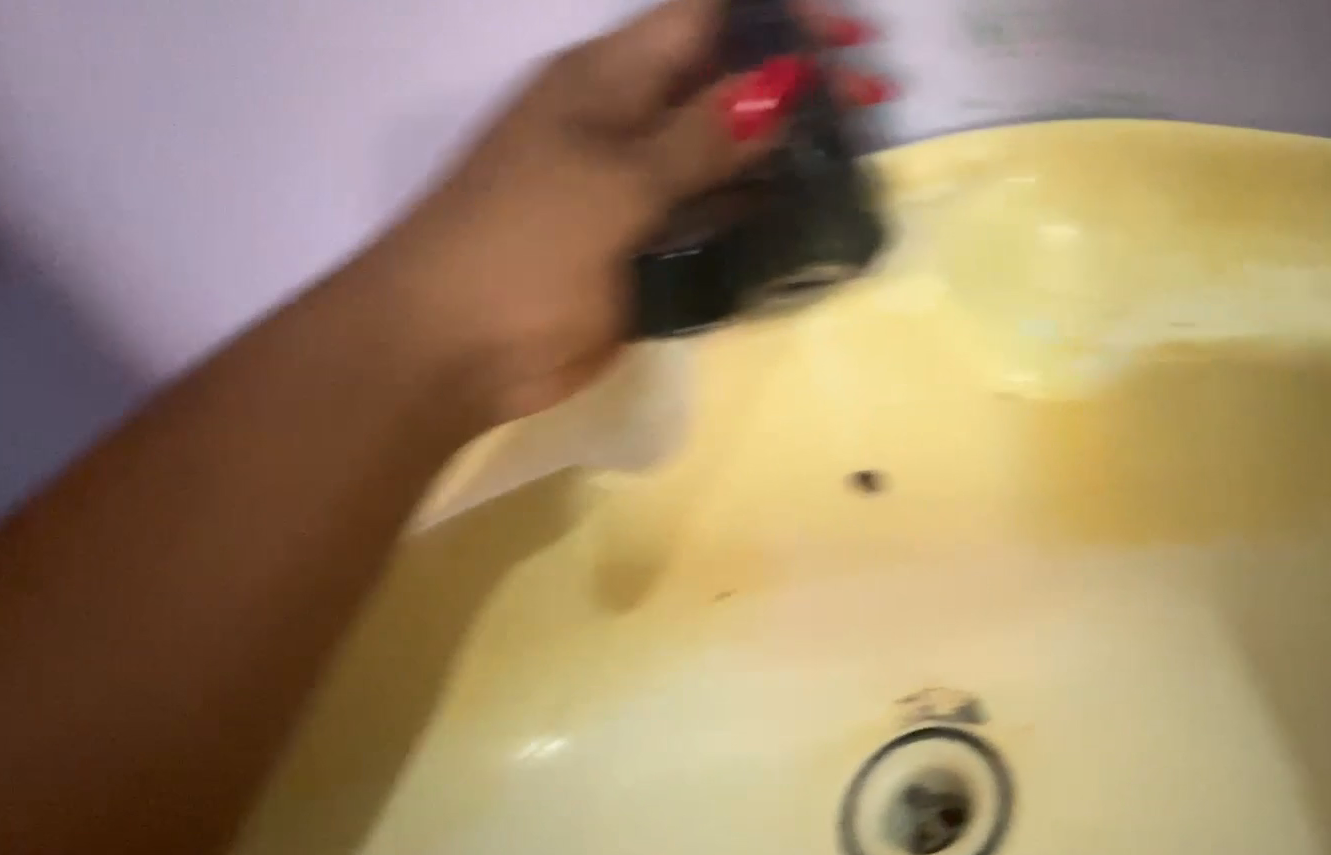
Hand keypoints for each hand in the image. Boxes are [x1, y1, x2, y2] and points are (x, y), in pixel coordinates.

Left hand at [355, 0, 889, 426]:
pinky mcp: (653, 253)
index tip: (844, 37)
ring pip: (728, 161)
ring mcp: (644, 194)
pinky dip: (759, 222)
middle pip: (726, 90)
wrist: (457, 346)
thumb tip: (782, 83)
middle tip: (873, 106)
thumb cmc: (521, 246)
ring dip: (784, 159)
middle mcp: (632, 126)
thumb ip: (699, 139)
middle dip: (796, 89)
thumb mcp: (614, 182)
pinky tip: (806, 224)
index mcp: (610, 80)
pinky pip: (717, 224)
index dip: (774, 18)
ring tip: (855, 164)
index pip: (703, 19)